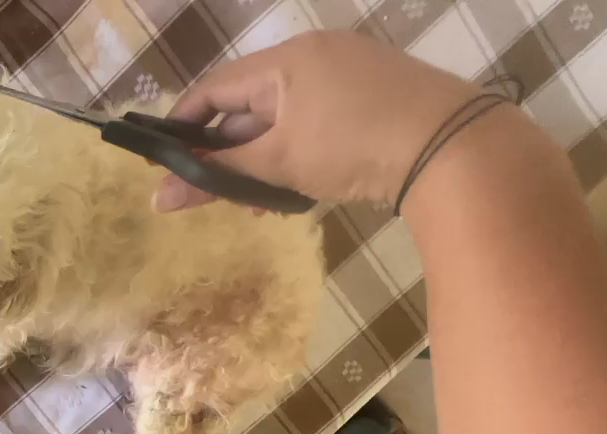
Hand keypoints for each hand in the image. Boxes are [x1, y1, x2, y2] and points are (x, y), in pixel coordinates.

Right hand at [154, 30, 485, 211]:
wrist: (449, 147)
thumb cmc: (350, 145)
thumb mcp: (274, 164)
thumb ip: (214, 177)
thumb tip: (157, 198)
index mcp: (286, 60)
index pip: (213, 88)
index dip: (181, 125)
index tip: (161, 164)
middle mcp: (311, 56)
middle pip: (244, 106)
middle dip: (224, 155)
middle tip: (211, 196)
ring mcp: (341, 74)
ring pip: (275, 121)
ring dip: (255, 164)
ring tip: (254, 204)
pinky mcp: (363, 96)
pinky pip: (306, 124)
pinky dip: (287, 156)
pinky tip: (286, 193)